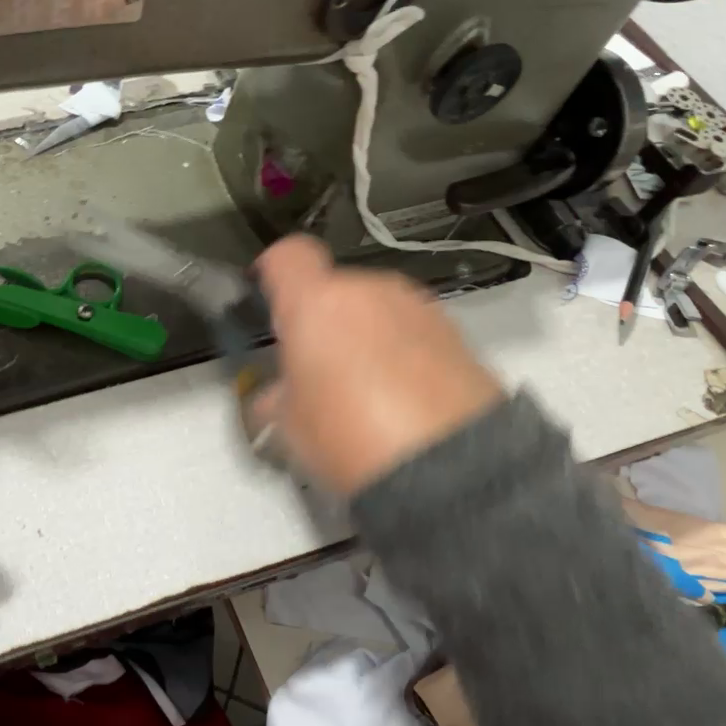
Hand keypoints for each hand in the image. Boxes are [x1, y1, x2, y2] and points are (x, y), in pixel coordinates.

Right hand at [256, 236, 503, 493]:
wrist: (450, 470)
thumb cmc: (355, 439)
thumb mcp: (290, 425)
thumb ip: (278, 393)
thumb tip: (278, 394)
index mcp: (317, 303)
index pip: (287, 255)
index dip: (272, 271)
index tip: (267, 297)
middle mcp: (370, 292)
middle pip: (334, 287)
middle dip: (322, 319)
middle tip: (313, 369)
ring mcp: (419, 309)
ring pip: (375, 309)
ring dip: (363, 336)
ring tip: (360, 391)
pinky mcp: (458, 336)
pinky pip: (411, 332)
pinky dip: (400, 353)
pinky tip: (397, 399)